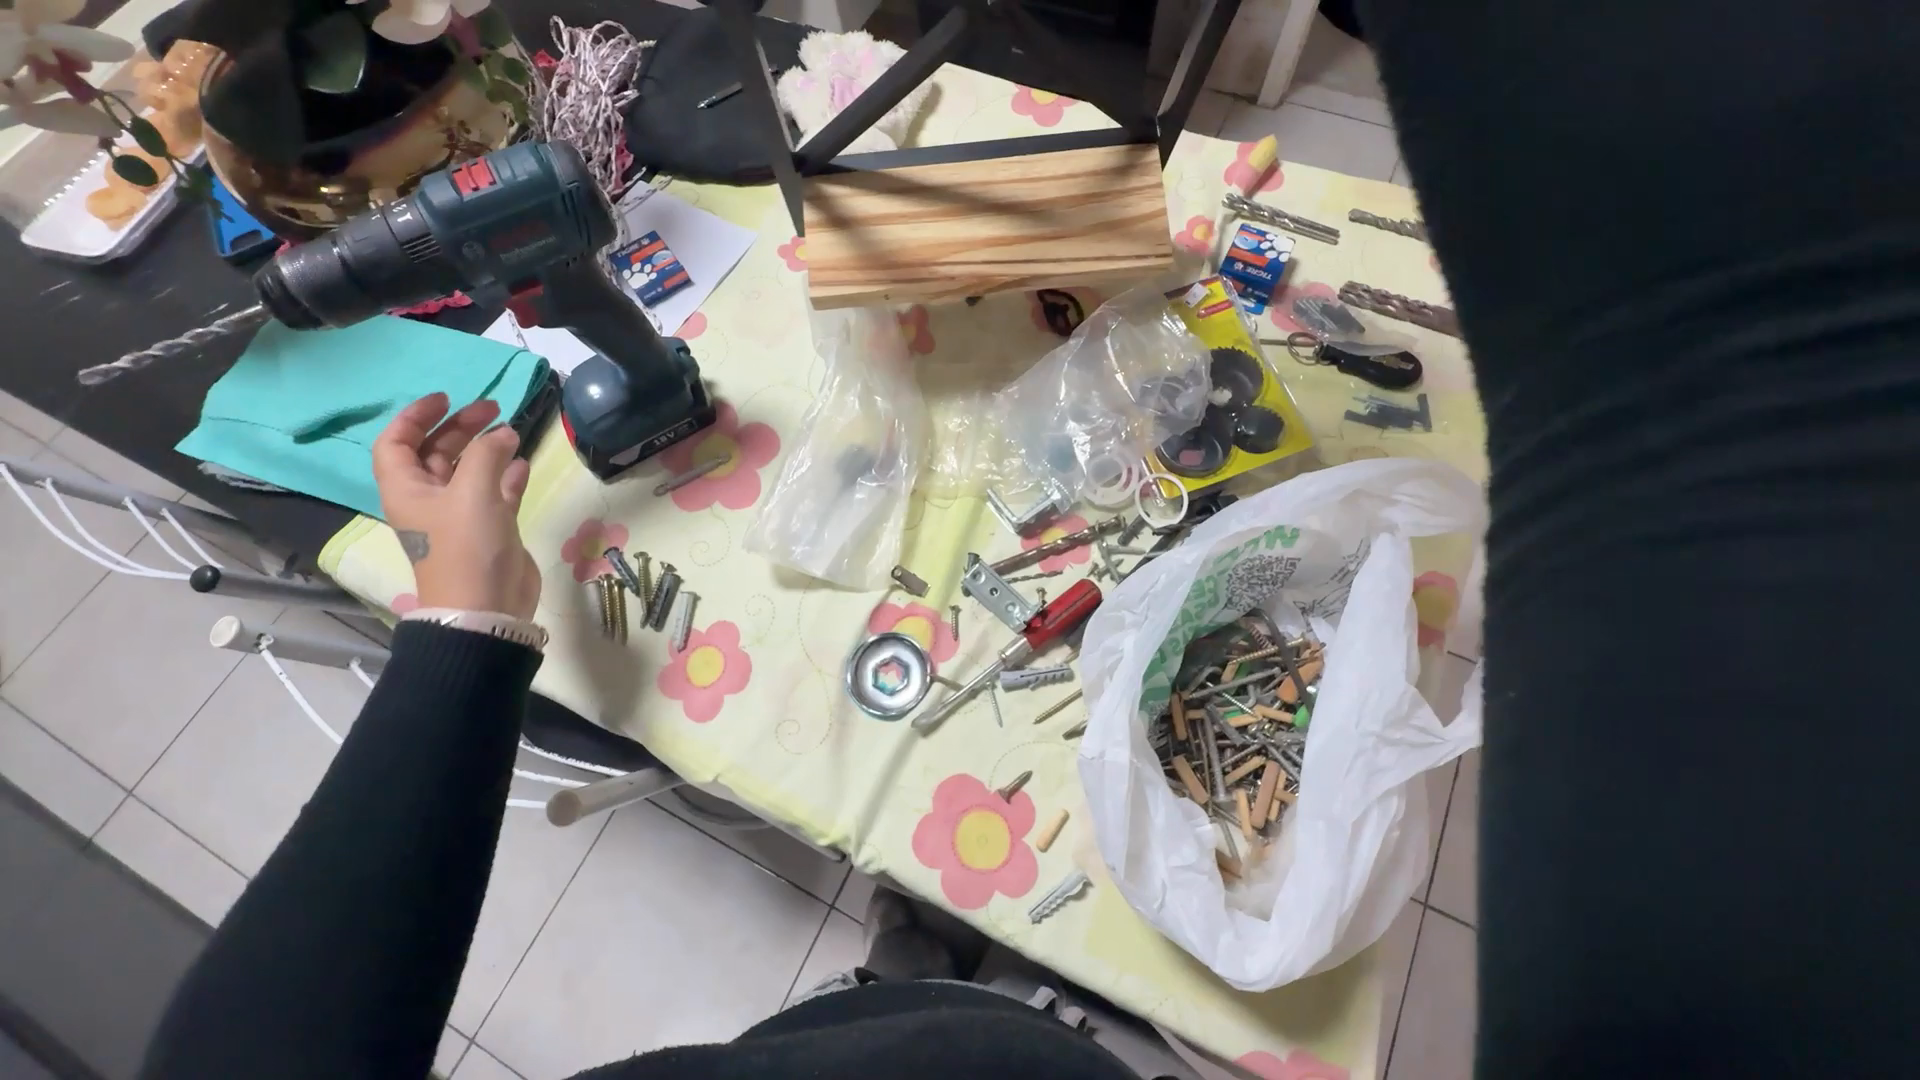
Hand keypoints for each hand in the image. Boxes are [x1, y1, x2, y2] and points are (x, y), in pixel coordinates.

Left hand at [372, 393, 540, 619]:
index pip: (397, 442)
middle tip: (494, 409)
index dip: (416, 416)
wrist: (486, 606)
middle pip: (435, 452)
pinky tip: (523, 463)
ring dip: (486, 449)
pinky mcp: (490, 529)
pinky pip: (495, 492)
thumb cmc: (467, 546)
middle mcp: (429, 499)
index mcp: (408, 489)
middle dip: (460, 427)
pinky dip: (507, 475)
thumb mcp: (472, 492)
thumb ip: (486, 454)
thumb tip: (503, 433)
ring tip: (512, 431)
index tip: (447, 398)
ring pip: (468, 471)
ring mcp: (460, 515)